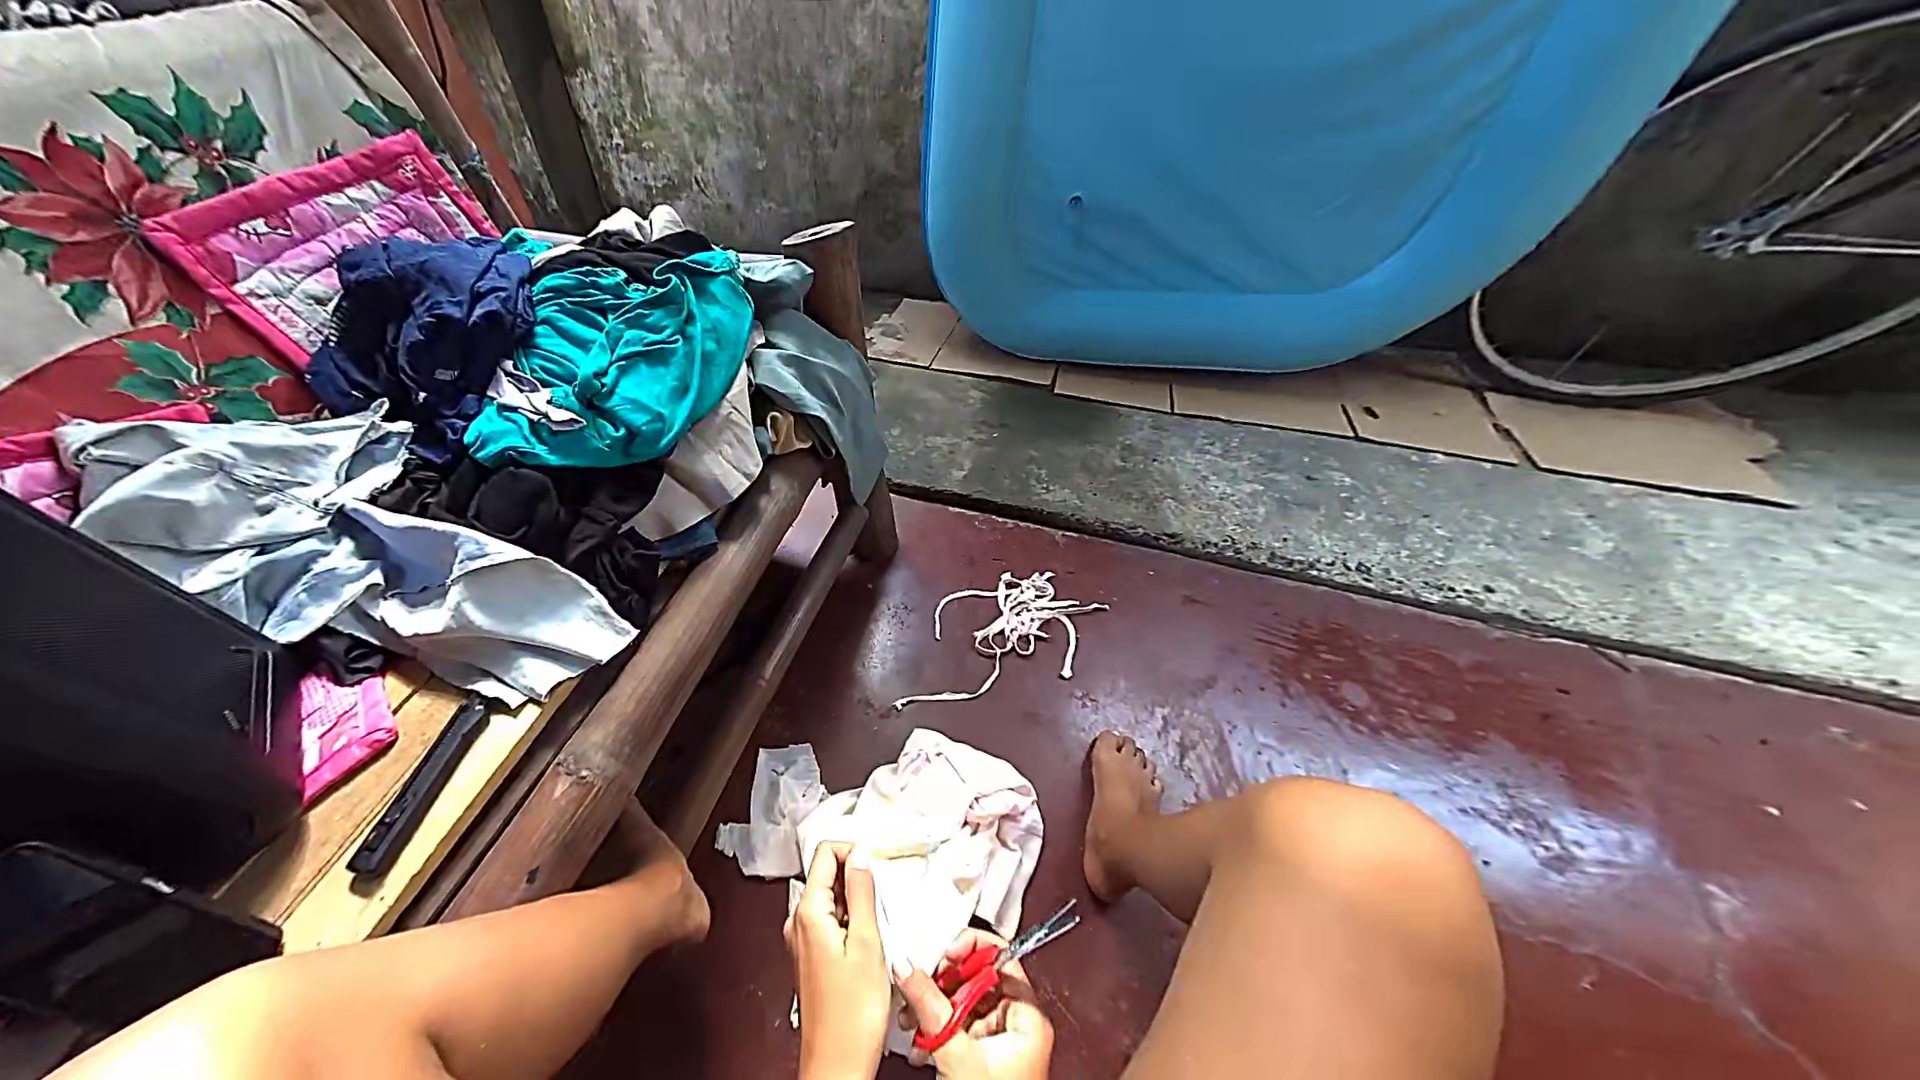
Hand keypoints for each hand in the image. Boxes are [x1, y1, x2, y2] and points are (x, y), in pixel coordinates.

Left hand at [786, 843, 889, 1079]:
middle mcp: (797, 922)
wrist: (837, 1068)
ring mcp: (802, 940)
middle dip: (857, 875)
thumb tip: (861, 855)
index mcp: (807, 913)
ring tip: (879, 922)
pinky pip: (831, 919)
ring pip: (831, 896)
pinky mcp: (811, 955)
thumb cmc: (851, 1017)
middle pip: (827, 872)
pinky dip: (852, 919)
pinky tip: (870, 940)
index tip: (877, 865)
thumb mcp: (868, 942)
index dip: (854, 851)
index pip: (826, 853)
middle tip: (883, 896)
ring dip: (857, 899)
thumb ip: (863, 892)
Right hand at [898, 930, 1053, 1079]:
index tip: (945, 954)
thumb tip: (908, 967)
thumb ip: (931, 1008)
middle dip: (943, 982)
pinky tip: (920, 1041)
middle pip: (977, 978)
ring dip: (933, 1006)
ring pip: (962, 1002)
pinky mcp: (980, 1059)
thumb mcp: (958, 1057)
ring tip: (914, 1016)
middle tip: (922, 985)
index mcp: (1027, 1018)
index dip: (971, 948)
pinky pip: (956, 1026)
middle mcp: (1016, 1025)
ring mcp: (997, 1043)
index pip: (1001, 958)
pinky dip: (935, 1029)